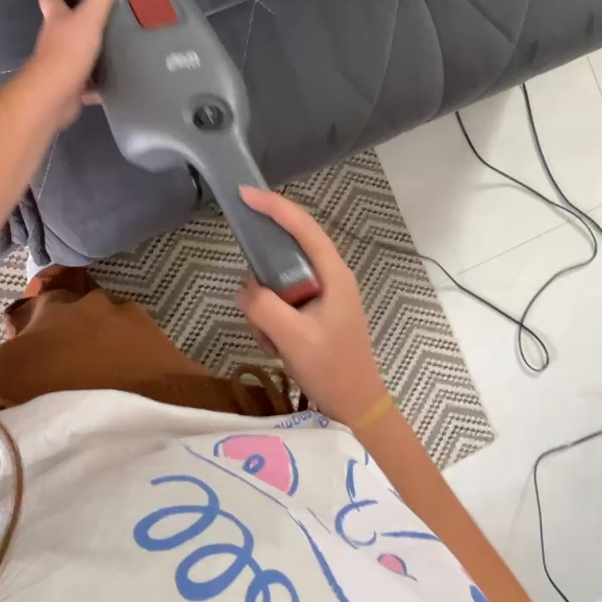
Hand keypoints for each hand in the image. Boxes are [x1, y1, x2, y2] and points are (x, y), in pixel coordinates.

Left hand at [17, 0, 132, 129]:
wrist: (53, 98)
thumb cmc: (66, 53)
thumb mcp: (88, 17)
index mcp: (56, 17)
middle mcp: (56, 37)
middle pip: (66, 18)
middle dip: (81, 9)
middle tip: (109, 0)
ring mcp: (64, 62)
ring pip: (81, 47)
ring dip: (97, 41)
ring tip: (124, 33)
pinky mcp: (74, 84)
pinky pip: (93, 77)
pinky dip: (105, 75)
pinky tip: (124, 72)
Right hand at [233, 187, 388, 426]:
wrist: (356, 406)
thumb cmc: (332, 369)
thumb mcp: (294, 338)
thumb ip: (264, 306)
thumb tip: (245, 290)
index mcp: (335, 274)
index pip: (304, 227)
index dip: (275, 206)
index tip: (245, 194)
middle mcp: (331, 277)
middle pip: (288, 252)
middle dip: (264, 276)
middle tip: (254, 305)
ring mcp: (324, 295)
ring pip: (280, 280)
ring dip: (266, 307)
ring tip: (271, 340)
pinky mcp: (315, 311)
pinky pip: (282, 301)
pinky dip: (271, 319)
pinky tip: (275, 346)